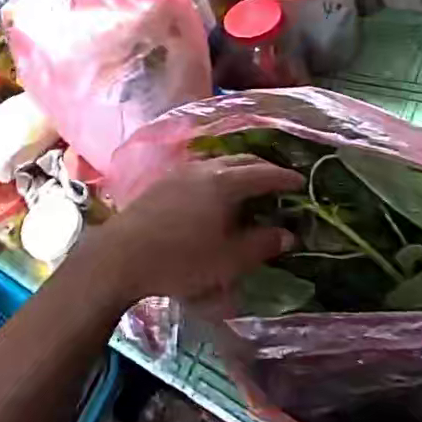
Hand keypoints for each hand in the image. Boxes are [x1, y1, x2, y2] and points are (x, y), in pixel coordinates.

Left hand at [67, 155, 303, 306]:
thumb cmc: (181, 260)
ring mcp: (179, 172)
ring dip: (237, 170)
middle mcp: (204, 168)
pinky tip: (212, 193)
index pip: (264, 173)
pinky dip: (216, 176)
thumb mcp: (229, 260)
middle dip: (263, 168)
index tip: (301, 182)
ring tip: (247, 186)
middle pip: (241, 160)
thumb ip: (262, 244)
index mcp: (225, 183)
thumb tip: (288, 234)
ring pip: (217, 163)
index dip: (285, 178)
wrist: (121, 256)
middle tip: (277, 182)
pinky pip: (199, 170)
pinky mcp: (161, 182)